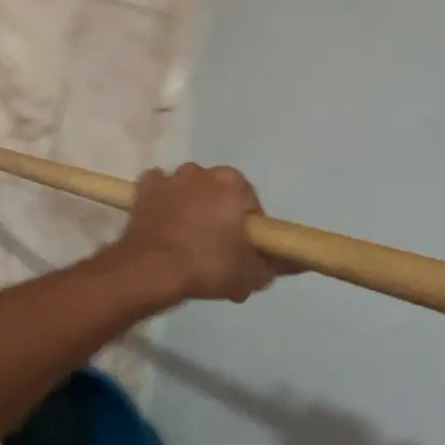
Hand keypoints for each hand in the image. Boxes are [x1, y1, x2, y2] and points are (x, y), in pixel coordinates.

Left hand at [112, 163, 281, 306]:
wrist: (153, 267)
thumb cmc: (209, 264)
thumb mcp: (255, 273)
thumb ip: (280, 262)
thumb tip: (300, 259)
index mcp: (232, 182)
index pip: (250, 204)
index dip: (249, 230)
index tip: (242, 252)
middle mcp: (200, 171)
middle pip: (219, 195)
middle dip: (221, 218)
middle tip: (218, 252)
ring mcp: (169, 177)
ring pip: (190, 191)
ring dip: (193, 209)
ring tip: (190, 245)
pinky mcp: (143, 187)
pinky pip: (160, 191)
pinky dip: (164, 203)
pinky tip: (166, 225)